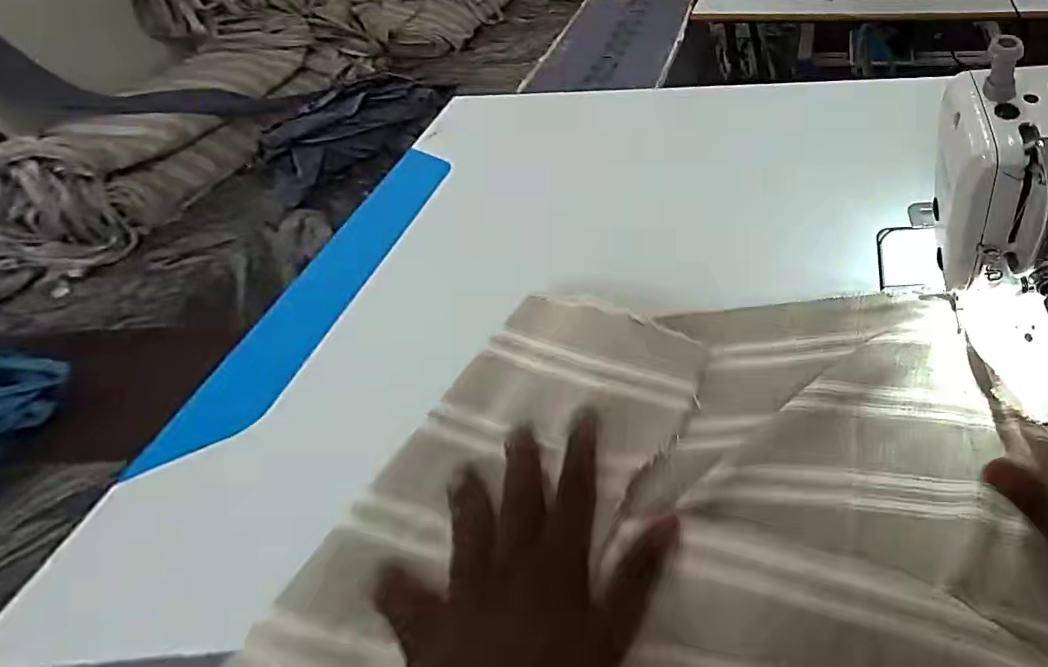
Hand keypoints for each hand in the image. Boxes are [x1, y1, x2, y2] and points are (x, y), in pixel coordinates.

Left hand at [373, 412, 679, 666]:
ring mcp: (466, 596)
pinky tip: (378, 569)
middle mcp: (511, 566)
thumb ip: (637, 575)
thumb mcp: (613, 632)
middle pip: (519, 505)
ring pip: (468, 537)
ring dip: (466, 502)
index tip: (582, 415)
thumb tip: (670, 518)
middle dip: (521, 464)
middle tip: (517, 427)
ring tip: (460, 471)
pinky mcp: (429, 632)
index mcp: (556, 563)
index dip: (580, 453)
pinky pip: (407, 606)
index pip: (574, 495)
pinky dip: (393, 588)